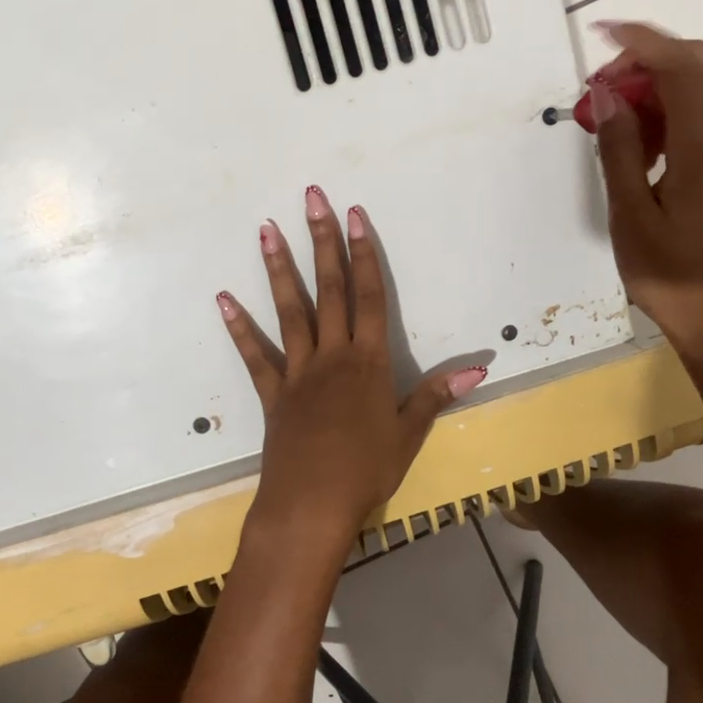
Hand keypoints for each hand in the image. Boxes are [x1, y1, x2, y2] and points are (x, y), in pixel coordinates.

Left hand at [218, 187, 487, 540]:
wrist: (311, 504)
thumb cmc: (367, 470)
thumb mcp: (409, 434)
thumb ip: (436, 396)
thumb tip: (479, 368)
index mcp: (369, 362)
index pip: (369, 295)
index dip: (363, 253)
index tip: (354, 215)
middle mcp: (332, 355)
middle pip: (329, 289)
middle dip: (322, 241)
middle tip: (311, 198)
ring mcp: (298, 371)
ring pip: (289, 310)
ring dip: (279, 269)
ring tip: (267, 229)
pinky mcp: (272, 393)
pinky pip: (254, 355)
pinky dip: (239, 327)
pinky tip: (224, 299)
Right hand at [591, 22, 702, 361]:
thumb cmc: (670, 271)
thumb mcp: (631, 213)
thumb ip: (620, 147)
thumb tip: (609, 94)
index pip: (678, 65)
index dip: (639, 41)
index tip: (599, 34)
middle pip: (696, 64)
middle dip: (646, 60)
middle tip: (601, 89)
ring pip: (702, 86)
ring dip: (658, 84)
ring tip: (612, 117)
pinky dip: (671, 108)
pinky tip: (640, 140)